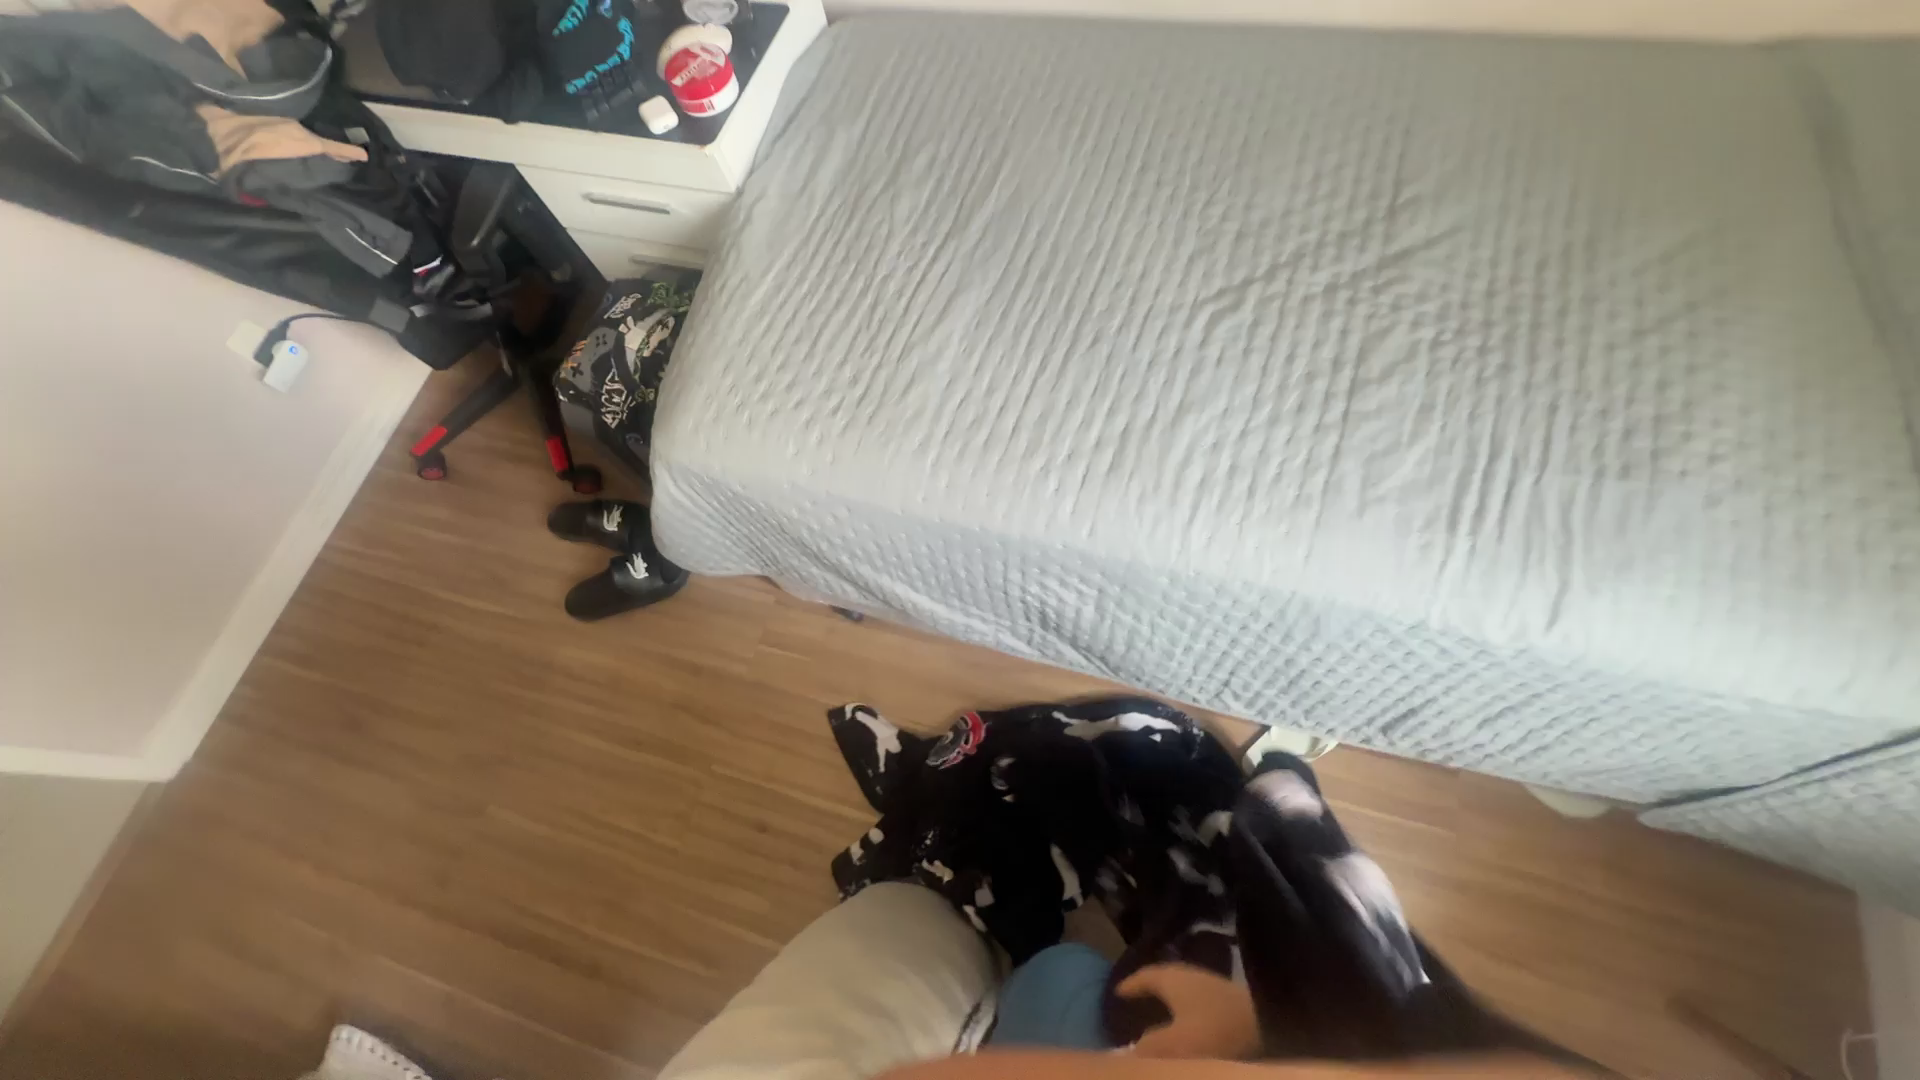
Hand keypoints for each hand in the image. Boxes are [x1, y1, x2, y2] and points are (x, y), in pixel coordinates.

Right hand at [1115, 962, 1262, 1059]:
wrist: (1268, 1023)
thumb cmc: (1215, 1028)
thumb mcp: (1179, 1042)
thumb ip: (1152, 1046)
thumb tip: (1131, 1051)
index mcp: (1171, 979)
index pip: (1144, 977)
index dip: (1131, 985)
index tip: (1118, 993)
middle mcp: (1186, 975)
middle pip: (1162, 979)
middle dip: (1148, 989)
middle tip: (1137, 1000)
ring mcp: (1208, 983)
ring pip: (1180, 988)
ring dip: (1168, 998)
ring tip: (1159, 1012)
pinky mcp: (1225, 998)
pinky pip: (1194, 998)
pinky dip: (1184, 1007)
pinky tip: (1188, 1022)